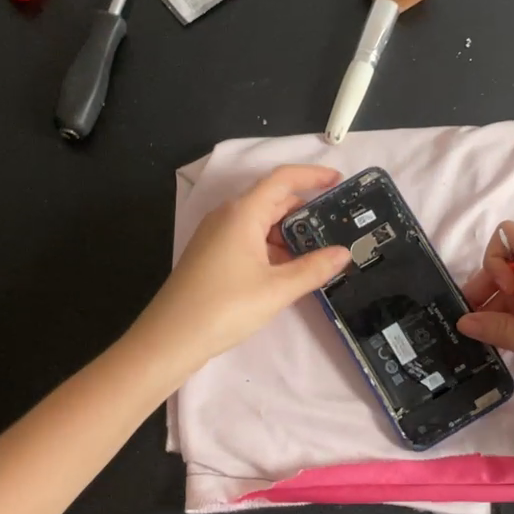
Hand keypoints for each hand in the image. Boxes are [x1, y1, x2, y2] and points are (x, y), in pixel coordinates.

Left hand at [131, 165, 351, 371]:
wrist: (170, 338)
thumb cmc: (224, 307)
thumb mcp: (276, 289)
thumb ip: (313, 269)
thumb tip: (342, 253)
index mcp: (243, 213)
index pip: (283, 180)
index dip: (312, 175)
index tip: (339, 180)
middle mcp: (228, 216)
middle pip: (273, 200)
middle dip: (305, 211)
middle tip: (337, 225)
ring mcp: (217, 236)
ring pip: (261, 223)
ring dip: (289, 234)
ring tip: (319, 252)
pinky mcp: (212, 255)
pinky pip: (249, 239)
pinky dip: (272, 248)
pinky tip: (288, 269)